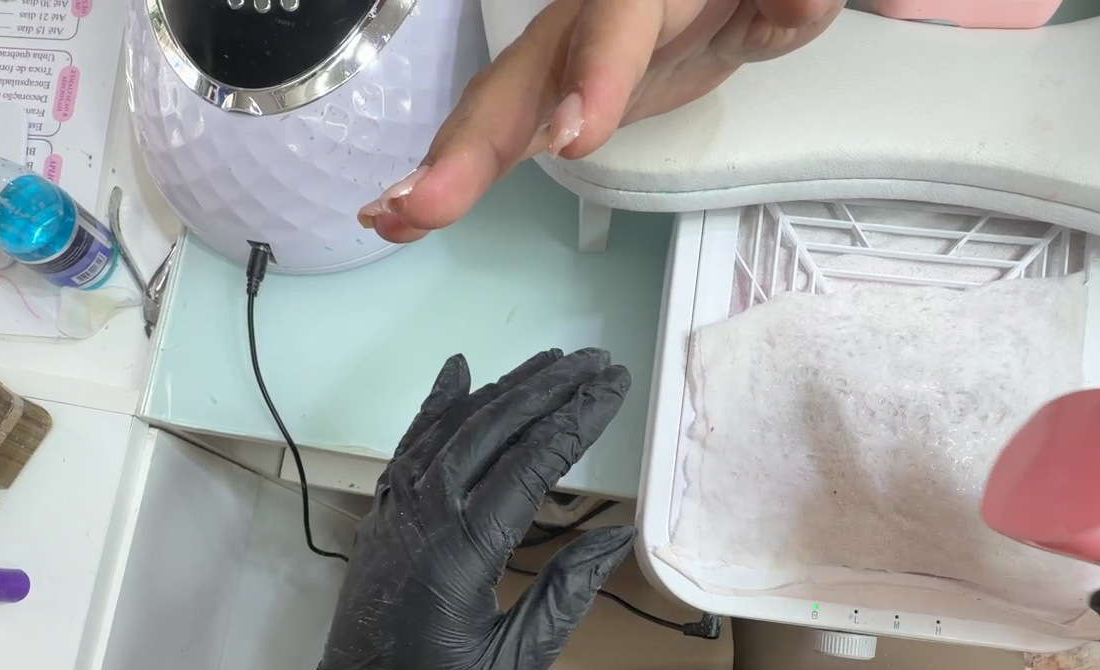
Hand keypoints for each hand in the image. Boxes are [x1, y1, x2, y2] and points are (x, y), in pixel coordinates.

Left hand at [285, 349, 635, 669]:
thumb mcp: (518, 662)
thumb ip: (566, 594)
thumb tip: (618, 536)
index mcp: (463, 552)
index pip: (530, 463)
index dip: (576, 421)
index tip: (614, 388)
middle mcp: (425, 513)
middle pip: (492, 427)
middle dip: (549, 389)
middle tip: (597, 362)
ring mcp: (396, 505)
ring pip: (453, 426)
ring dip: (505, 388)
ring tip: (552, 360)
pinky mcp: (383, 509)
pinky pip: (412, 442)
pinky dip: (438, 403)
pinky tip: (460, 369)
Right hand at [358, 0, 841, 241]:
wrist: (707, 1)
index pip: (614, 26)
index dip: (591, 78)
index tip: (569, 140)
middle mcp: (578, 29)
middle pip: (516, 81)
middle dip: (470, 144)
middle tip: (422, 206)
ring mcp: (555, 71)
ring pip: (491, 116)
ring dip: (441, 171)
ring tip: (391, 218)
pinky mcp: (549, 107)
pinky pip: (498, 142)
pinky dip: (452, 178)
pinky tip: (404, 214)